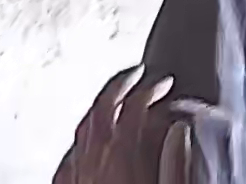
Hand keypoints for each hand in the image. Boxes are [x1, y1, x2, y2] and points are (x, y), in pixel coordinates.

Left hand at [54, 66, 193, 183]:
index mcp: (121, 159)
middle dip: (122, 83)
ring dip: (101, 105)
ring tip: (116, 97)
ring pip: (82, 128)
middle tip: (140, 73)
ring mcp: (76, 180)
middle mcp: (93, 163)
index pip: (135, 106)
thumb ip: (175, 164)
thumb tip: (179, 131)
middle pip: (103, 107)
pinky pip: (67, 160)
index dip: (152, 89)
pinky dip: (79, 142)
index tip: (165, 84)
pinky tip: (84, 144)